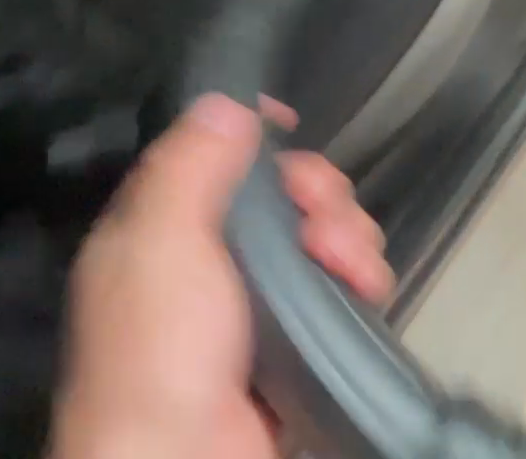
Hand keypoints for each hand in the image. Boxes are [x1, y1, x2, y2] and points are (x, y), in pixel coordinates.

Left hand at [52, 93, 393, 458]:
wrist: (197, 458)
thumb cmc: (164, 357)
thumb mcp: (162, 249)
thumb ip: (190, 172)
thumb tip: (223, 103)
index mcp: (167, 228)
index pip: (218, 154)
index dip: (256, 134)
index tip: (290, 125)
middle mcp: (217, 254)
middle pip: (289, 189)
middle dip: (321, 195)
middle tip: (321, 223)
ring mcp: (265, 290)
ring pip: (328, 227)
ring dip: (350, 238)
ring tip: (344, 267)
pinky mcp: (306, 320)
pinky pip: (349, 271)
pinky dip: (363, 273)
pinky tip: (359, 288)